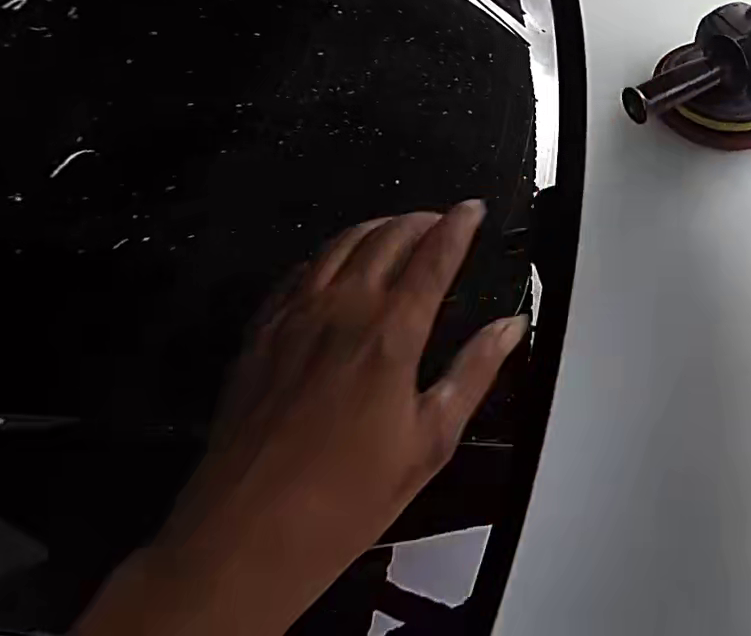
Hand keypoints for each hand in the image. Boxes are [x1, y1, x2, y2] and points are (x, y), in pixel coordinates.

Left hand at [75, 202, 526, 635]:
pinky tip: (338, 263)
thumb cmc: (348, 496)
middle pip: (387, 237)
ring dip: (377, 226)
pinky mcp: (260, 337)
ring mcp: (295, 320)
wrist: (240, 543)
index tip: (473, 208)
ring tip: (399, 228)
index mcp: (391, 334)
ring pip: (340, 245)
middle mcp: (342, 313)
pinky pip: (297, 273)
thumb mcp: (431, 439)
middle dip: (422, 219)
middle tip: (442, 219)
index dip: (459, 224)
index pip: (434, 256)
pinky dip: (329, 254)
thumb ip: (475, 370)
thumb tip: (511, 326)